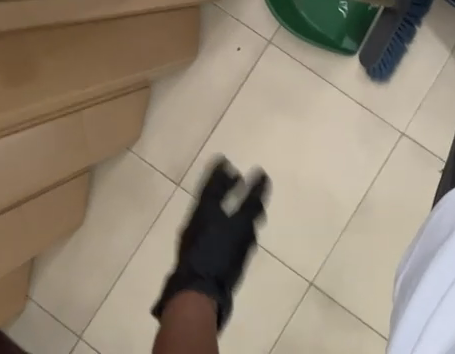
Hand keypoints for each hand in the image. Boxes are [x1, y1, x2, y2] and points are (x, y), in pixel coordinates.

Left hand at [153, 158, 270, 328]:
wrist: (195, 295)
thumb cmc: (219, 255)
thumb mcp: (241, 226)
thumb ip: (252, 201)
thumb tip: (262, 176)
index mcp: (204, 210)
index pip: (211, 184)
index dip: (219, 172)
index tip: (224, 160)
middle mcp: (195, 222)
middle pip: (209, 199)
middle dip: (221, 189)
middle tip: (233, 180)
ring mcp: (192, 241)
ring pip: (209, 216)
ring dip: (222, 208)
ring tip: (236, 207)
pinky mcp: (195, 257)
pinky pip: (209, 232)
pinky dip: (221, 226)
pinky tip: (230, 233)